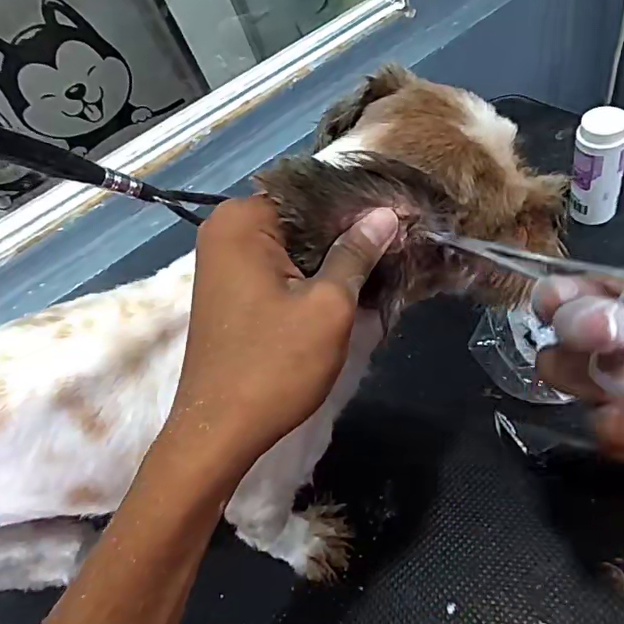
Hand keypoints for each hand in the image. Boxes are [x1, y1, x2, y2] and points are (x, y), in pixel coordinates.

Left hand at [164, 196, 397, 469]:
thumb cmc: (274, 365)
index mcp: (242, 221)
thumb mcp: (328, 306)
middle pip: (304, 216)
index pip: (315, 192)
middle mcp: (227, 230)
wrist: (220, 431)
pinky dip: (314, 271)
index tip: (402, 216)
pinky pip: (283, 265)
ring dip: (335, 253)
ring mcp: (227, 261)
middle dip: (349, 228)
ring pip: (297, 242)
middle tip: (399, 239)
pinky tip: (352, 281)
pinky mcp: (235, 289)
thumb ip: (356, 253)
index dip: (361, 204)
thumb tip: (385, 214)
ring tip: (384, 258)